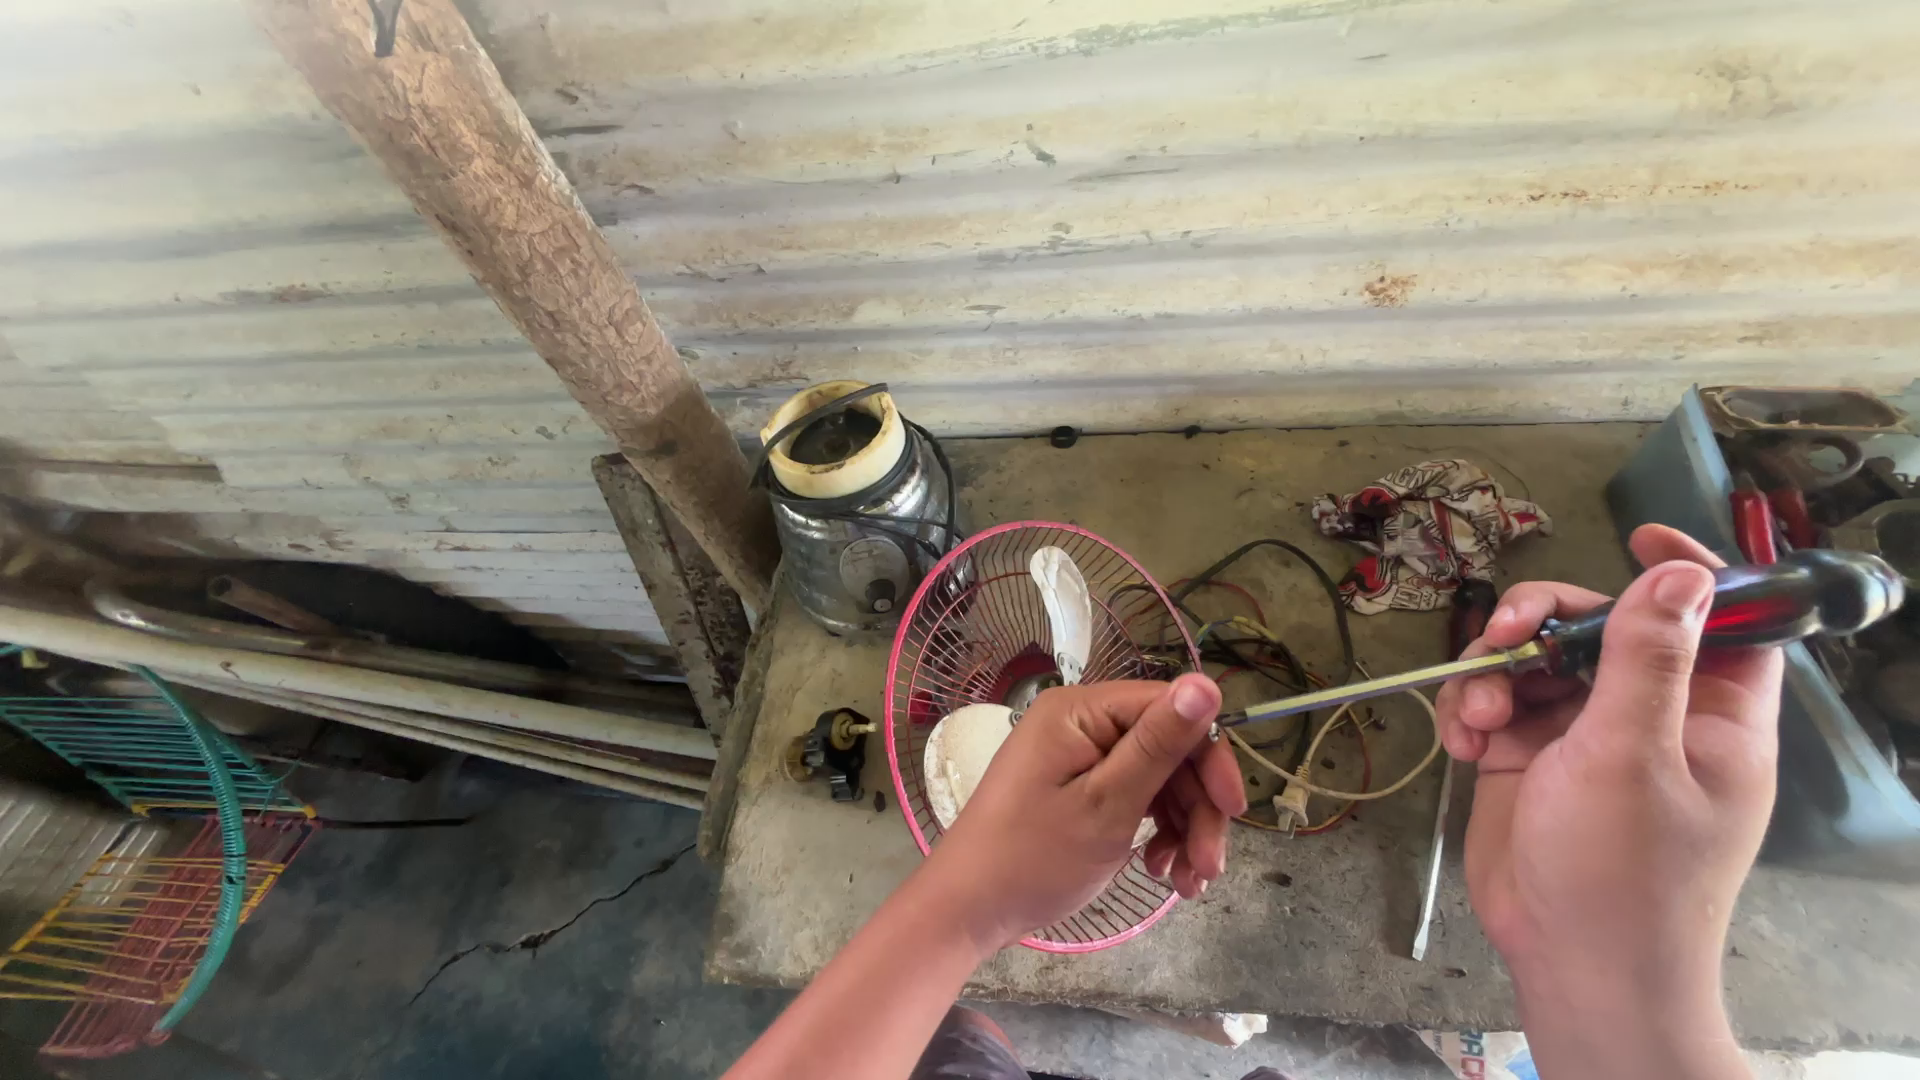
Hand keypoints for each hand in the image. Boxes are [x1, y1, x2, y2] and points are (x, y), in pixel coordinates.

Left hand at [921, 675, 1246, 950]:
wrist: (969, 909)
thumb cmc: (1034, 856)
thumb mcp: (1107, 804)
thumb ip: (1158, 745)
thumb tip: (1206, 682)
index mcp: (1080, 710)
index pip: (1168, 708)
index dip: (1208, 755)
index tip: (1232, 810)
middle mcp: (1080, 722)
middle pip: (1166, 748)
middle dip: (1197, 807)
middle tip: (1209, 868)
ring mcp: (1078, 755)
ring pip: (1157, 778)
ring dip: (1183, 828)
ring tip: (1187, 882)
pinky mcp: (1079, 786)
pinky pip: (1134, 797)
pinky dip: (1158, 833)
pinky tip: (1164, 873)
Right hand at [1435, 524, 1781, 1077]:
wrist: (1566, 954)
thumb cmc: (1622, 865)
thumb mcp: (1631, 755)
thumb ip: (1647, 661)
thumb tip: (1680, 574)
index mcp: (1706, 715)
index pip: (1720, 623)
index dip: (1688, 574)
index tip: (1637, 536)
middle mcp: (1641, 714)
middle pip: (1592, 630)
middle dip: (1537, 628)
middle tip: (1501, 640)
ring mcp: (1576, 735)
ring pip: (1526, 664)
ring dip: (1487, 681)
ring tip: (1475, 726)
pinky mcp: (1523, 755)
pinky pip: (1488, 706)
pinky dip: (1467, 717)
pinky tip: (1462, 749)